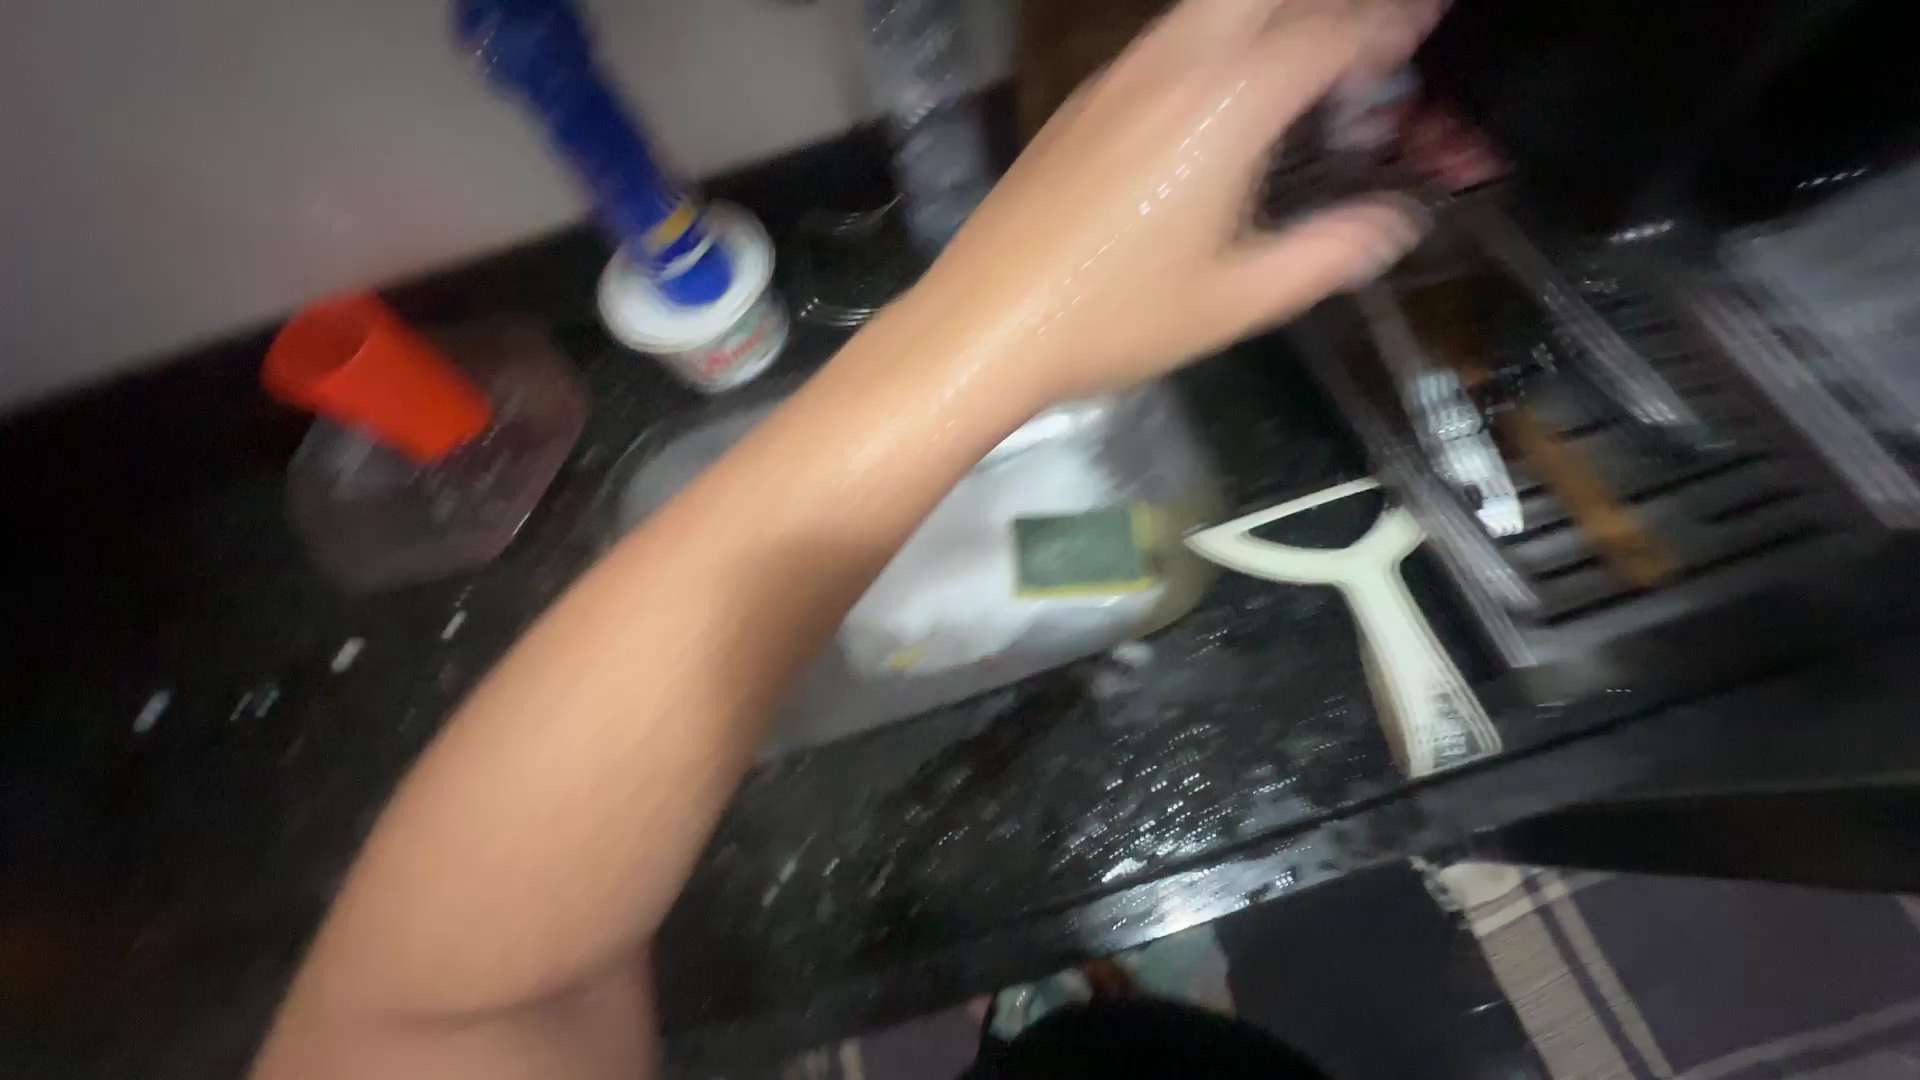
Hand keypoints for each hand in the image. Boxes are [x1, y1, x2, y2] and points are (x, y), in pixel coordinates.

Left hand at [909, 0, 1442, 404]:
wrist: (984, 323)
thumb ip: (1321, 257)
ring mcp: (1111, 83)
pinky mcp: (1073, 110)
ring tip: (1291, 67)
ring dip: (1262, 19)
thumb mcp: (1230, 303)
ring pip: (1205, 12)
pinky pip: (1158, 47)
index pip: (1328, 33)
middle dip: (1323, 7)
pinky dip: (1207, 49)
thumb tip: (1389, 230)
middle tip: (1357, 40)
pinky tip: (1206, 106)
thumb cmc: (1109, 321)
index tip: (1414, 33)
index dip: (1384, 26)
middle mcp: (1168, 68)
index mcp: (1223, 107)